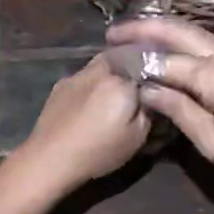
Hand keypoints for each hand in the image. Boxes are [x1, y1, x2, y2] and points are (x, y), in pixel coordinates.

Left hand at [8, 54, 149, 192]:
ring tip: (117, 92)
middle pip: (122, 55)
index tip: (163, 80)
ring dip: (112, 71)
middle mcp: (99, 70)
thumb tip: (153, 95)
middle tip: (141, 84)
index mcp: (122, 79)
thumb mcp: (137, 137)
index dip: (157, 69)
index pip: (148, 61)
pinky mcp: (60, 85)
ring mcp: (76, 75)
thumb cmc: (98, 150)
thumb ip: (150, 110)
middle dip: (134, 64)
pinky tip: (93, 99)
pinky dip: (94, 81)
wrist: (50, 158)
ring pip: (101, 63)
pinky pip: (84, 75)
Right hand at [106, 18, 213, 199]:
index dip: (134, 59)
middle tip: (111, 32)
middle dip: (142, 28)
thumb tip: (144, 90)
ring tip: (133, 33)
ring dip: (161, 28)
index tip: (106, 61)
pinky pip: (205, 40)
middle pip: (177, 31)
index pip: (162, 60)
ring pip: (192, 31)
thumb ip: (177, 110)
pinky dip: (180, 37)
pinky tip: (169, 45)